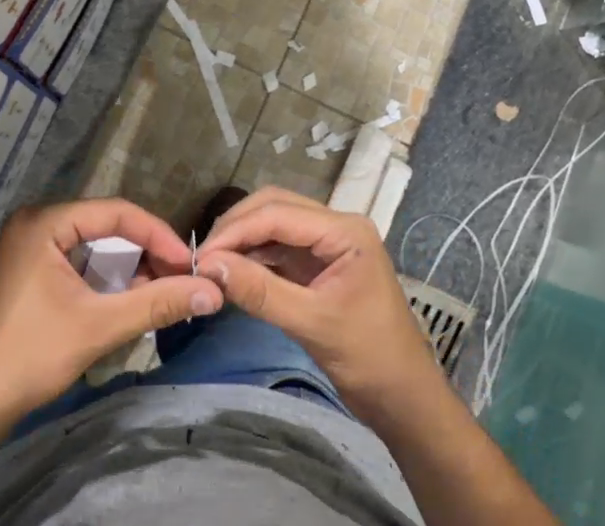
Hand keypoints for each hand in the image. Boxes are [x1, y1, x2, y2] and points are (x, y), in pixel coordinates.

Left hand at [0, 199, 223, 423]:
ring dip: (129, 267)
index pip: (117, 212)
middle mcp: (35, 223)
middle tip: (180, 279)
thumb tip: (214, 292)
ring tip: (162, 291)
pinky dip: (106, 277)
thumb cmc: (32, 354)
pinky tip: (130, 299)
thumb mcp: (100, 326)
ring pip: (94, 244)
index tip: (189, 265)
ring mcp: (28, 246)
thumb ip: (157, 303)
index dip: (159, 236)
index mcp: (44, 222)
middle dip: (146, 252)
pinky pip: (78, 260)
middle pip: (106, 225)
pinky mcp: (28, 270)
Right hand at [195, 187, 444, 424]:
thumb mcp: (311, 324)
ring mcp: (328, 244)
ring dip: (242, 240)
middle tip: (203, 258)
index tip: (201, 257)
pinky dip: (253, 256)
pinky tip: (232, 273)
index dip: (235, 230)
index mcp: (346, 230)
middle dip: (236, 227)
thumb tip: (209, 266)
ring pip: (274, 225)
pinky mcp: (318, 264)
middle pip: (274, 207)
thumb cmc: (368, 357)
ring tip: (211, 266)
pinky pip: (278, 248)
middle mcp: (337, 226)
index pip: (278, 213)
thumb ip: (260, 291)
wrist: (403, 396)